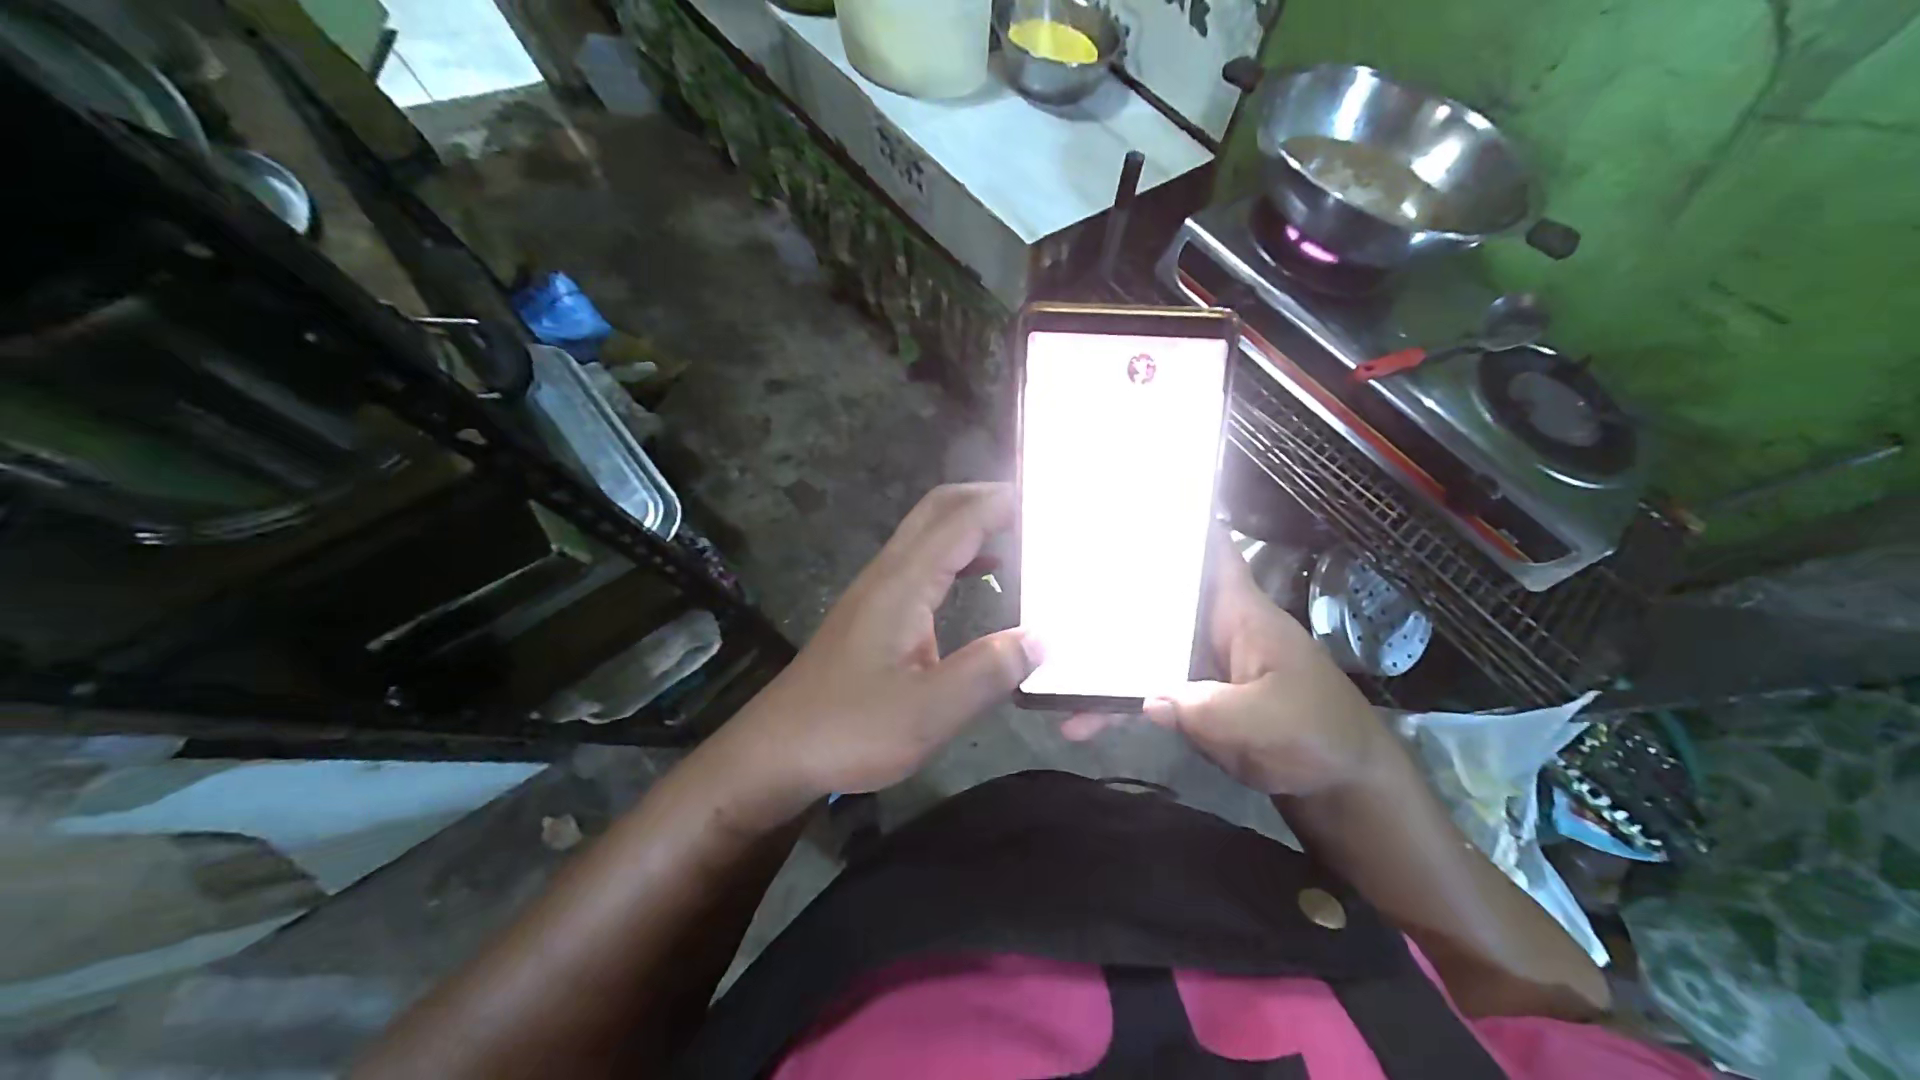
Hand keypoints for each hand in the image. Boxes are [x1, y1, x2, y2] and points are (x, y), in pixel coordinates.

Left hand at [721, 483, 1040, 803]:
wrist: (776, 751)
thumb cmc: (850, 729)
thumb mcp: (929, 712)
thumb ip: (988, 672)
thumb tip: (1042, 638)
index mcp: (903, 585)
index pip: (960, 520)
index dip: (1004, 501)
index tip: (1049, 495)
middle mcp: (887, 575)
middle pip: (938, 510)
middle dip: (986, 495)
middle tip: (1037, 502)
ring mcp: (875, 591)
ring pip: (927, 533)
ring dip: (971, 520)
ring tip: (1020, 530)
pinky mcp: (871, 612)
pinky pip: (921, 562)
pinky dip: (957, 553)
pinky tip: (982, 573)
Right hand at [1063, 532, 1387, 795]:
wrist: (1341, 786)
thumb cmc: (1318, 735)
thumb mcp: (1267, 722)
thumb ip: (1209, 711)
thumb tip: (1149, 700)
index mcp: (1239, 614)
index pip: (1211, 553)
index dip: (1179, 524)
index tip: (1130, 504)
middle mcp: (1214, 628)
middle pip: (1160, 596)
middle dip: (1114, 586)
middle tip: (1060, 579)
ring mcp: (1201, 663)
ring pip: (1143, 645)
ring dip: (1104, 654)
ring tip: (1051, 669)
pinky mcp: (1194, 696)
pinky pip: (1145, 686)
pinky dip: (1117, 698)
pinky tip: (1081, 720)